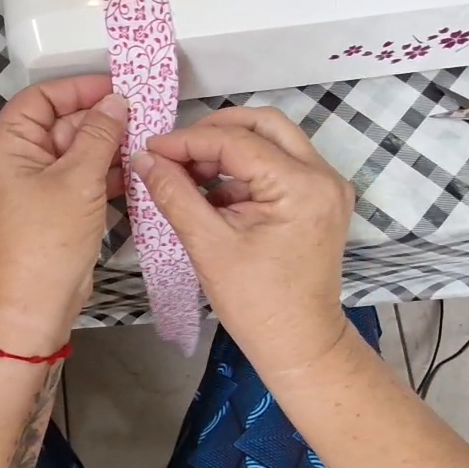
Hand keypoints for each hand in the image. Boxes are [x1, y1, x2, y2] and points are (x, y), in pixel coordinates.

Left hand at [0, 75, 129, 351]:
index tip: (115, 87)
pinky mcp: (52, 208)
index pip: (40, 99)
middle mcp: (15, 161)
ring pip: (73, 152)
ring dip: (106, 147)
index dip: (77, 89)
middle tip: (140, 115)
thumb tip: (116, 102)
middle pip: (59, 124)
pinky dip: (103, 173)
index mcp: (6, 147)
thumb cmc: (48, 240)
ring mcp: (33, 186)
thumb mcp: (79, 179)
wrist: (36, 304)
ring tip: (144, 140)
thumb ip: (100, 134)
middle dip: (99, 119)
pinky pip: (78, 178)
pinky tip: (134, 170)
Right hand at [131, 107, 355, 379]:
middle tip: (174, 152)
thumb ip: (174, 194)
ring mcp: (325, 186)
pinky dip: (241, 169)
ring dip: (227, 149)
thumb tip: (143, 159)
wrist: (299, 343)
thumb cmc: (255, 302)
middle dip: (213, 131)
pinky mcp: (318, 198)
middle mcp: (323, 175)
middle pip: (263, 124)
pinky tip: (210, 190)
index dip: (187, 141)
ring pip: (271, 140)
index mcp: (301, 186)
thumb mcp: (207, 245)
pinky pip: (277, 164)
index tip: (149, 149)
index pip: (236, 142)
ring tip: (186, 173)